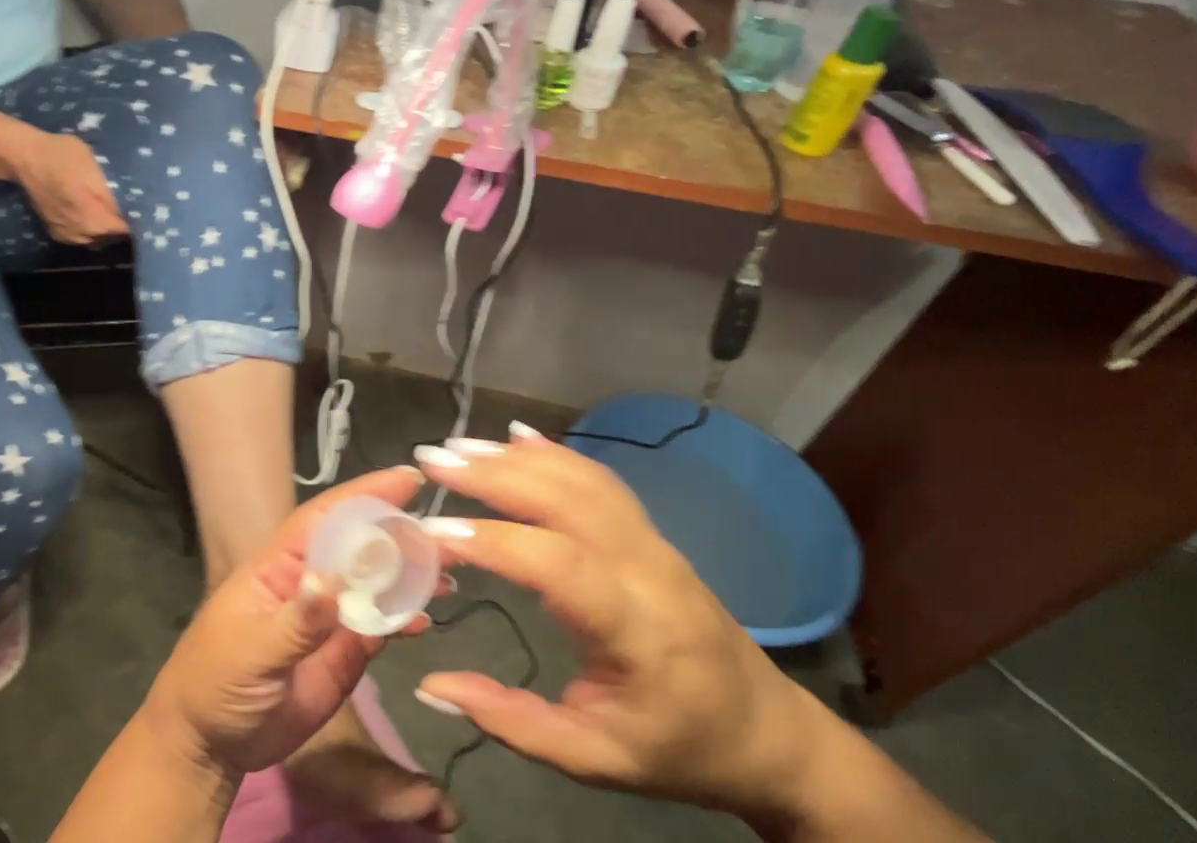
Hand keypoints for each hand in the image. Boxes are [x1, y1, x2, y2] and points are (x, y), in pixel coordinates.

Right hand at [1, 129, 127, 245]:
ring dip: (102, 229)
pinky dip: (86, 229)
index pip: (124, 231)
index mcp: (94, 221)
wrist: (25, 158)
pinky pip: (79, 236)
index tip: (140, 211)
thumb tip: (125, 215)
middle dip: (117, 226)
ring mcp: (66, 235)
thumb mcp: (95, 170)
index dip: (134, 221)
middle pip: (109, 238)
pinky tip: (87, 213)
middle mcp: (81, 235)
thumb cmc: (63, 158)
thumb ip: (111, 197)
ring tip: (106, 211)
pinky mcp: (54, 231)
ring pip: (94, 239)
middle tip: (124, 208)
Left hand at [139, 467, 434, 777]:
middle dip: (401, 535)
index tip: (408, 478)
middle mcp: (312, 581)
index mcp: (280, 565)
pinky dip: (406, 619)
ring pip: (378, 583)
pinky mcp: (345, 651)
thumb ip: (295, 620)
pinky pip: (382, 625)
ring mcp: (331, 616)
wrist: (212, 744)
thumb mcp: (250, 651)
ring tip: (449, 573)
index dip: (365, 495)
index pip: (326, 518)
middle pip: (361, 546)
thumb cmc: (215, 683)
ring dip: (412, 575)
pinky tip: (426, 620)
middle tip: (447, 535)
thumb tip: (331, 582)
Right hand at [413, 430, 837, 820]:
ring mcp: (656, 545)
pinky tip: (517, 437)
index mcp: (639, 632)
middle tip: (433, 462)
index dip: (495, 543)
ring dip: (519, 458)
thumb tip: (430, 684)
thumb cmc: (678, 750)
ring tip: (458, 449)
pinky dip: (555, 453)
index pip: (560, 566)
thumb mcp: (592, 758)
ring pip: (584, 481)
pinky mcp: (652, 536)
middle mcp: (649, 571)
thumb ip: (510, 721)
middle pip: (570, 502)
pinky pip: (602, 482)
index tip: (433, 531)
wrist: (766, 733)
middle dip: (496, 476)